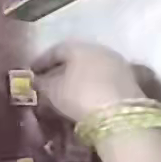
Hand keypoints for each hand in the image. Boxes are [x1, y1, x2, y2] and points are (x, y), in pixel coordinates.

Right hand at [31, 41, 148, 122]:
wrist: (119, 114)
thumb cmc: (78, 96)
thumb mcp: (51, 91)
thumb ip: (41, 83)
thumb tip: (36, 81)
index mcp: (78, 47)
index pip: (55, 50)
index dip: (40, 62)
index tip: (31, 74)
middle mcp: (100, 49)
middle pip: (75, 57)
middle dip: (60, 69)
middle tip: (47, 82)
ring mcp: (117, 63)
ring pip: (90, 67)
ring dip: (76, 77)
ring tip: (65, 91)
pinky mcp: (129, 79)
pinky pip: (102, 78)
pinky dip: (91, 84)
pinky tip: (83, 95)